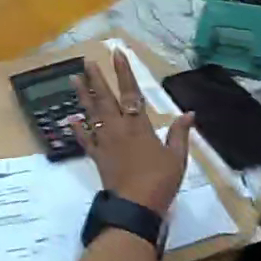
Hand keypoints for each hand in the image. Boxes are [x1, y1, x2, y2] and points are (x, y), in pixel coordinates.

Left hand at [68, 57, 194, 217]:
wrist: (135, 206)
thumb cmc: (159, 181)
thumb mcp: (177, 158)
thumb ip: (180, 134)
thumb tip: (189, 113)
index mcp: (139, 126)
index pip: (131, 93)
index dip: (124, 72)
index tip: (117, 54)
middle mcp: (118, 129)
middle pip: (105, 99)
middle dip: (96, 79)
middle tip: (87, 62)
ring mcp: (104, 142)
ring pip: (91, 114)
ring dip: (82, 96)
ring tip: (73, 79)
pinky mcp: (96, 157)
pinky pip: (84, 139)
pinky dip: (77, 129)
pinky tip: (70, 119)